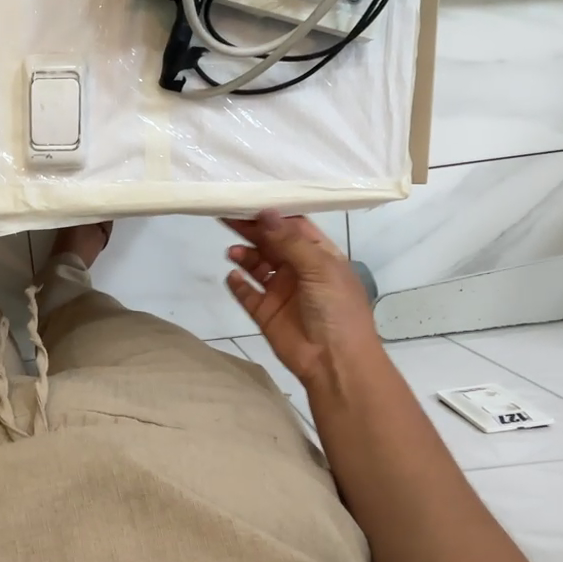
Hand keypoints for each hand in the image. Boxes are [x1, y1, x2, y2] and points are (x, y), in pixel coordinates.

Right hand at [222, 210, 379, 392]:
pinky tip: (232, 276)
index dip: (272, 214)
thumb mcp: (319, 268)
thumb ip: (289, 240)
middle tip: (226, 215)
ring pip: (257, 265)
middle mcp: (299, 270)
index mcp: (319, 256)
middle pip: (270, 243)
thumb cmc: (336, 309)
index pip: (293, 227)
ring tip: (233, 252)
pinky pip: (247, 293)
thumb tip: (265, 212)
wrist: (335, 362)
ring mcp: (281, 291)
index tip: (249, 199)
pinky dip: (237, 283)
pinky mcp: (265, 312)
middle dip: (250, 230)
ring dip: (244, 255)